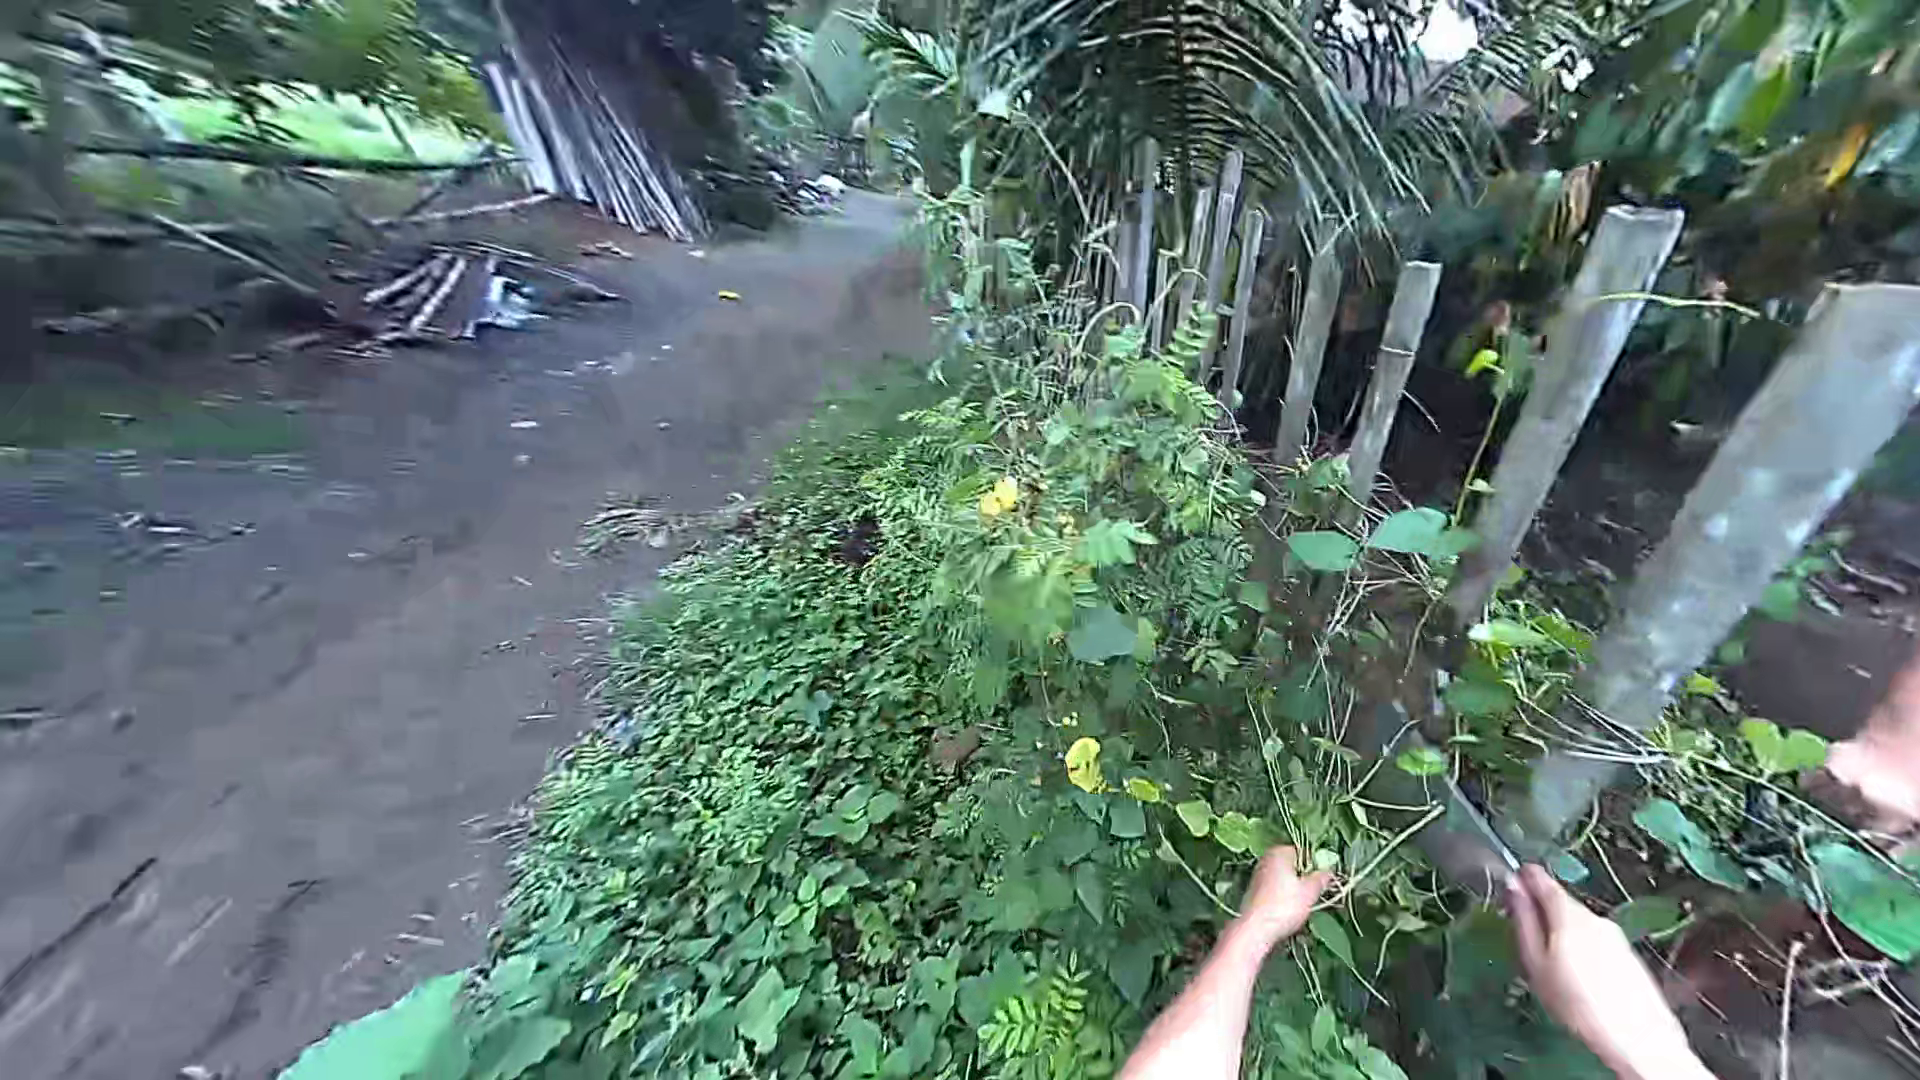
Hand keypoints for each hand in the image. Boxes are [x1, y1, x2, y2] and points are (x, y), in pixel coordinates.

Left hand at [1231, 846, 1332, 950]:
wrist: (1257, 925)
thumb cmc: (1285, 905)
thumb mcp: (1309, 892)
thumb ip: (1320, 878)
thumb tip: (1329, 870)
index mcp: (1278, 852)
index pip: (1303, 852)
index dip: (1316, 866)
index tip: (1324, 880)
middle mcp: (1266, 857)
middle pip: (1293, 864)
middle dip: (1306, 877)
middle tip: (1315, 893)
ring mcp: (1260, 871)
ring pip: (1286, 876)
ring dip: (1297, 887)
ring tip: (1303, 903)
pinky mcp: (1257, 886)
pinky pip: (1277, 885)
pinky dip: (1285, 893)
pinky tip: (1290, 907)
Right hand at [1508, 865, 1709, 1079]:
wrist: (1645, 1048)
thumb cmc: (1577, 1002)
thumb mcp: (1533, 959)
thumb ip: (1521, 916)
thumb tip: (1512, 884)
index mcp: (1568, 912)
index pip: (1537, 875)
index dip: (1519, 879)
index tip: (1510, 895)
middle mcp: (1596, 918)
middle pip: (1559, 900)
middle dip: (1541, 912)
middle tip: (1529, 940)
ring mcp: (1618, 939)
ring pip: (1578, 922)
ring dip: (1562, 932)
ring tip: (1555, 964)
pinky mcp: (1632, 959)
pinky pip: (1597, 941)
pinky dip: (1584, 949)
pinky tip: (1582, 977)